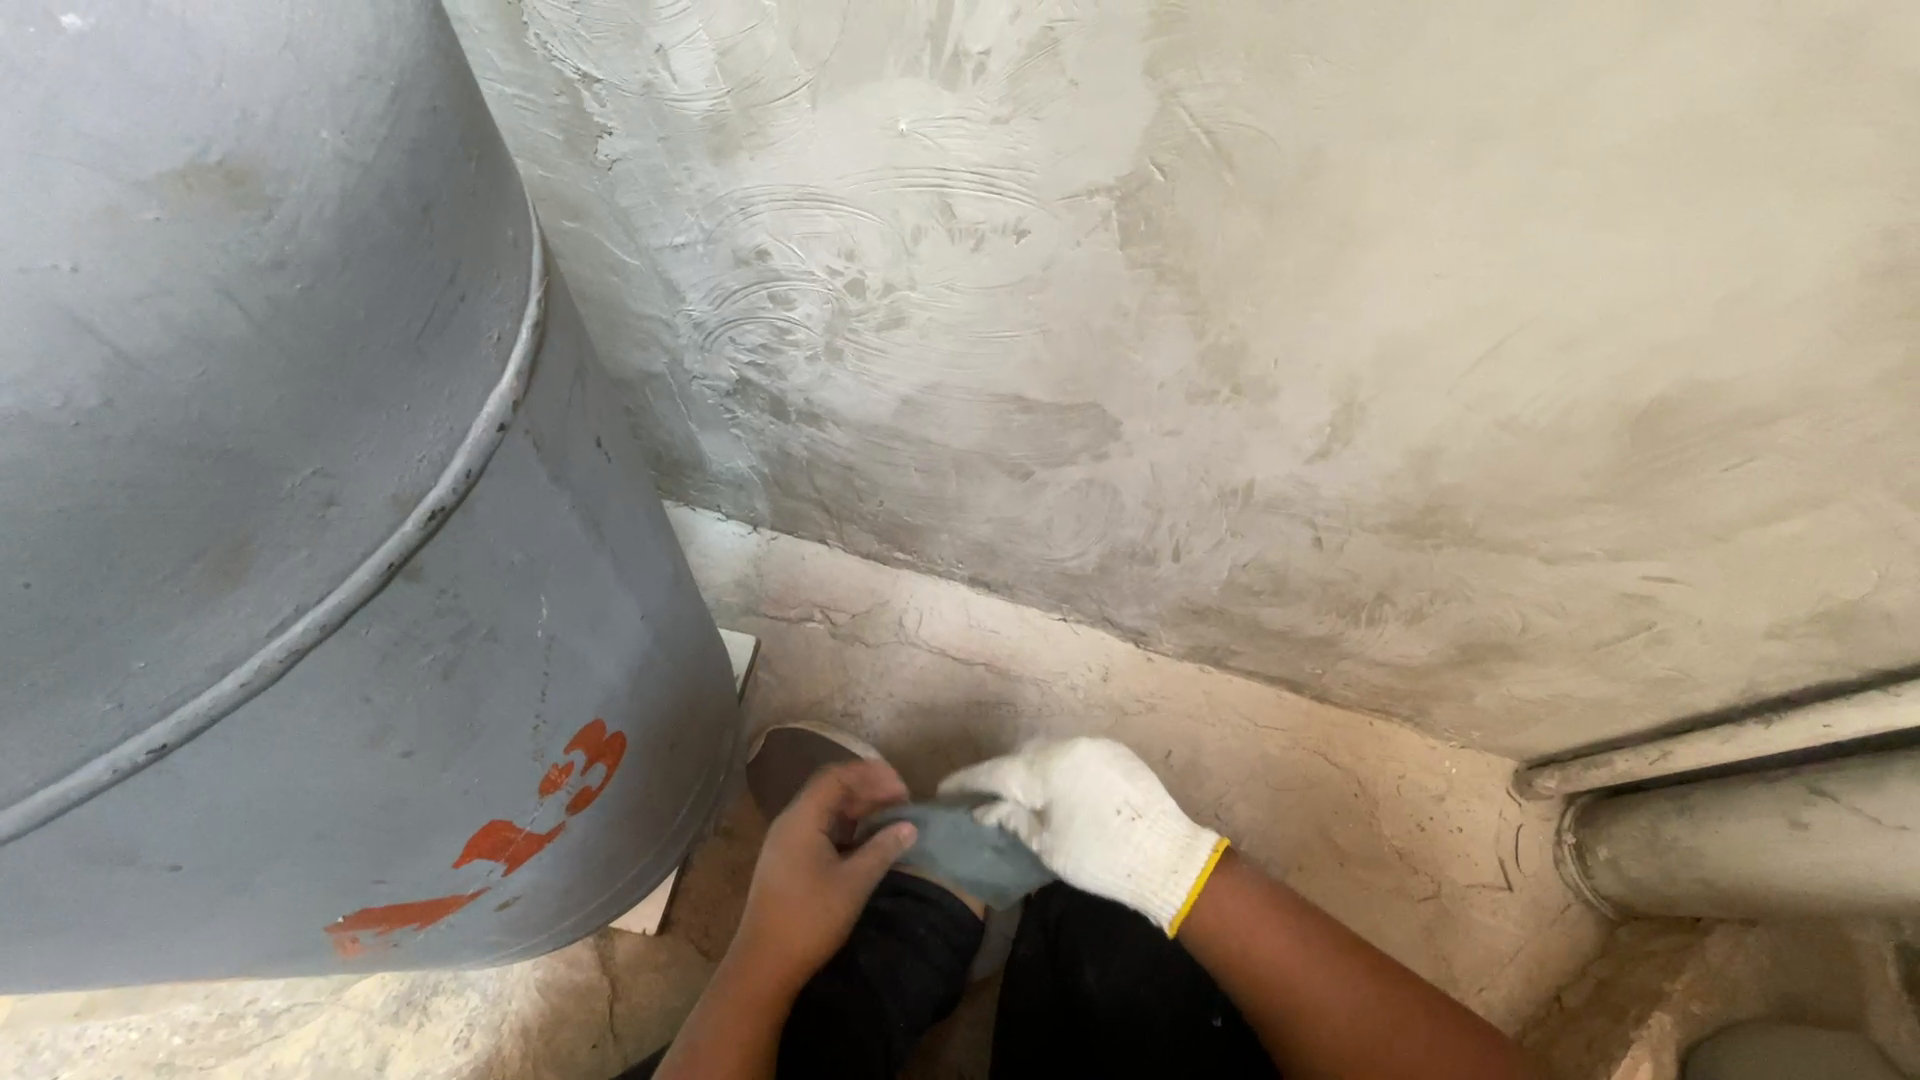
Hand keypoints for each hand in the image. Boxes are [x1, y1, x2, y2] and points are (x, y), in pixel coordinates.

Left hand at [729, 760, 918, 991]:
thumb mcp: (854, 882)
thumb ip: (883, 848)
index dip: (871, 775)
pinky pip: (820, 829)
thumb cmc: (810, 918)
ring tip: (890, 816)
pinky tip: (867, 840)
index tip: (902, 786)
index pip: (837, 777)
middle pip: (831, 790)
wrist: (764, 965)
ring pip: (826, 811)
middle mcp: (790, 822)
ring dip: (858, 809)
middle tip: (902, 801)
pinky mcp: (788, 862)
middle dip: (868, 790)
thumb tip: (909, 827)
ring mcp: (786, 843)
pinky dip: (846, 827)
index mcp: (802, 818)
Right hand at [939, 737, 1226, 934]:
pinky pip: (1073, 754)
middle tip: (984, 799)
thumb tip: (985, 809)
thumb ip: (1012, 819)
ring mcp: (1093, 745)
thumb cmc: (1099, 858)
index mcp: (1043, 768)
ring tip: (1021, 796)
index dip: (966, 783)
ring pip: (1047, 752)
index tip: (943, 791)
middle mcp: (1065, 746)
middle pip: (1019, 757)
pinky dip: (1058, 769)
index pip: (993, 772)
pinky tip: (1058, 791)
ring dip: (1031, 771)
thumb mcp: (1046, 845)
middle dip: (1000, 776)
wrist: (1167, 856)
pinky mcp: (1115, 752)